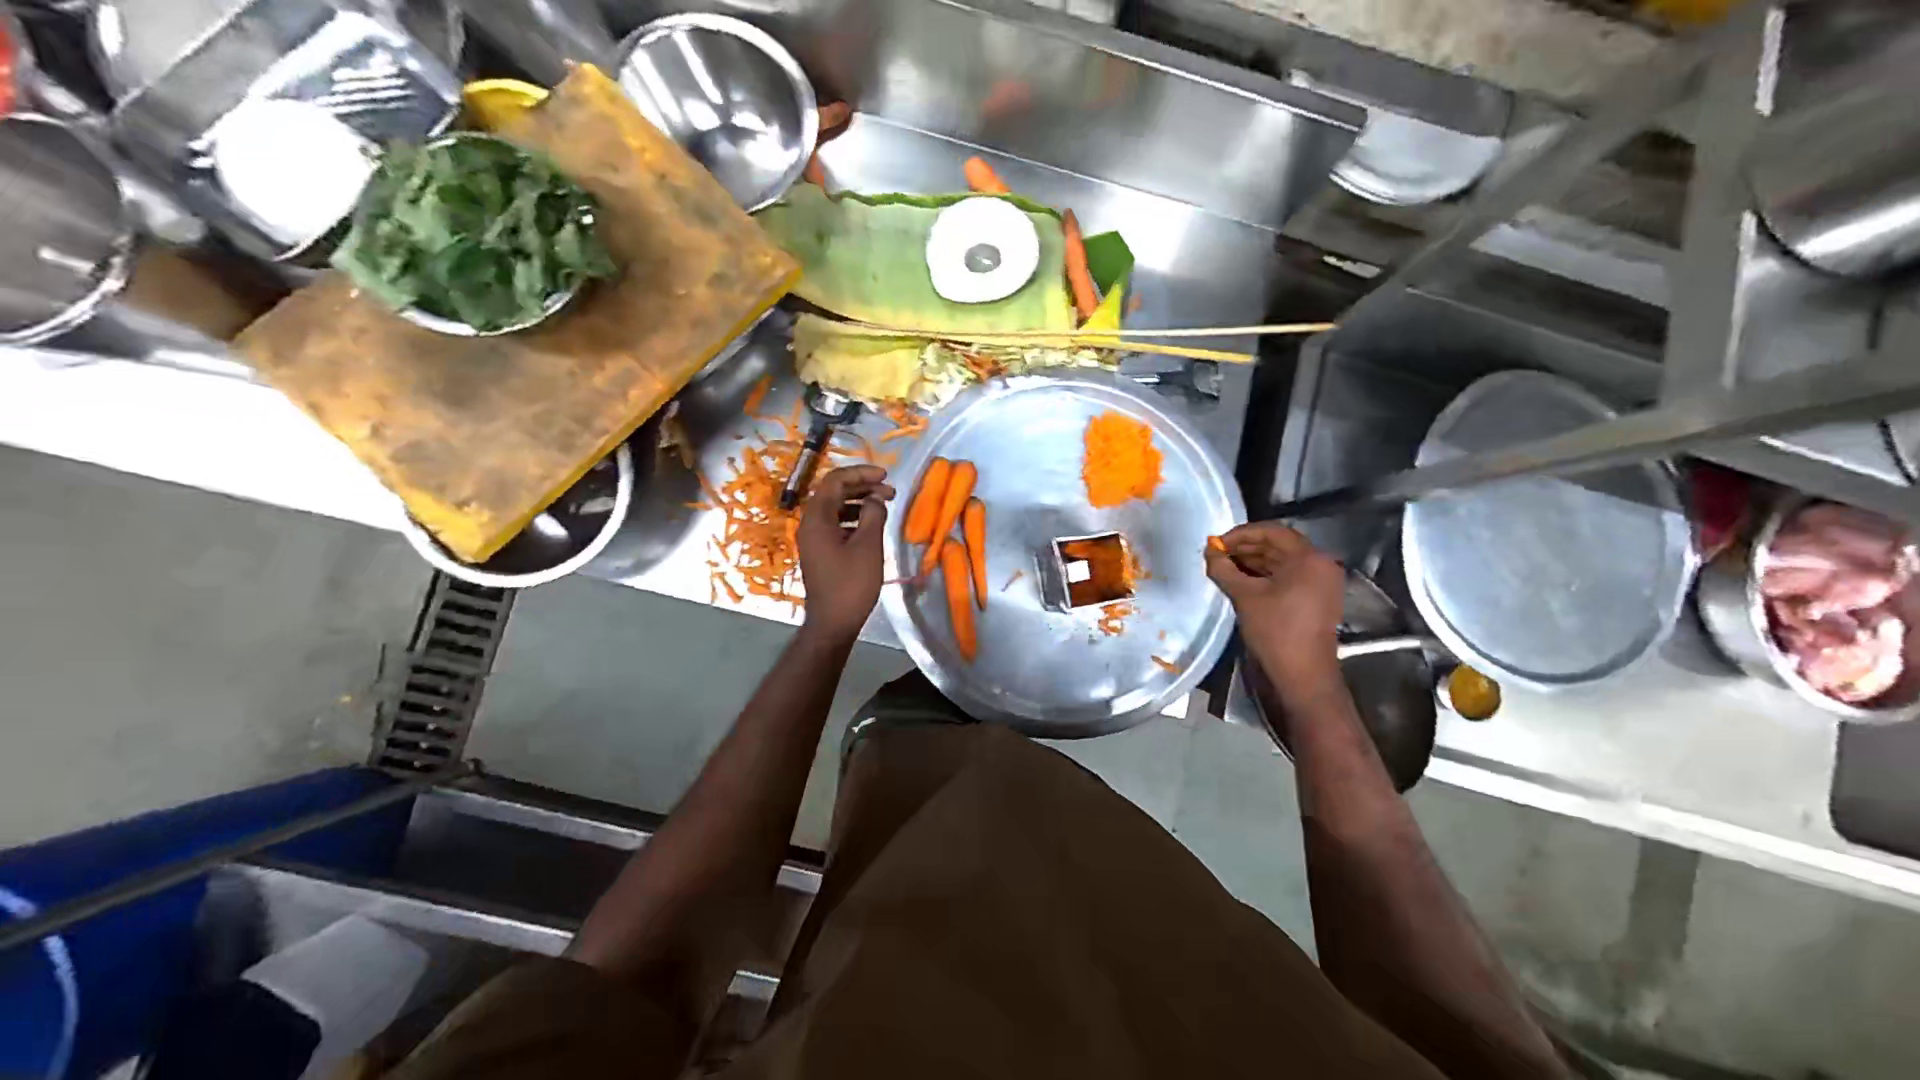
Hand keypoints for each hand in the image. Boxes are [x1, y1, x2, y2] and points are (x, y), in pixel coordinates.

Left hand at [798, 465, 893, 644]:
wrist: (833, 622)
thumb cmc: (851, 584)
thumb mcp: (868, 546)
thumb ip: (873, 515)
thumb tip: (876, 499)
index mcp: (817, 518)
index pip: (835, 481)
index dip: (860, 473)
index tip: (885, 476)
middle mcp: (810, 524)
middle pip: (833, 492)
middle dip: (862, 486)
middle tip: (890, 491)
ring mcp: (813, 538)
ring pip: (835, 508)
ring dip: (859, 501)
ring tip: (884, 505)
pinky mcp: (820, 551)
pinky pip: (835, 523)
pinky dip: (854, 517)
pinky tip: (872, 524)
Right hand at [1206, 522, 1345, 687]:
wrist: (1303, 674)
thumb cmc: (1276, 630)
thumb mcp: (1245, 596)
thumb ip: (1224, 569)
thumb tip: (1209, 553)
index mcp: (1309, 558)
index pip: (1273, 532)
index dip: (1241, 534)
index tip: (1217, 542)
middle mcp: (1321, 565)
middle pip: (1279, 545)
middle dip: (1246, 547)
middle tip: (1217, 553)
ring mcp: (1322, 582)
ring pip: (1282, 562)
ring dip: (1253, 561)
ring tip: (1224, 565)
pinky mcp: (1316, 598)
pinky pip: (1288, 577)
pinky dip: (1265, 575)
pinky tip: (1241, 579)